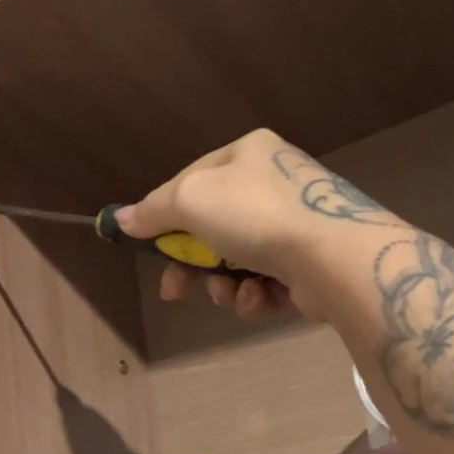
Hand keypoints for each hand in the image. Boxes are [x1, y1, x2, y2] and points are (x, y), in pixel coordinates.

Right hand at [114, 128, 400, 320]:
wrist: (332, 256)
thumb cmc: (255, 215)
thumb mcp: (191, 200)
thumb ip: (153, 210)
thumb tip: (121, 219)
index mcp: (247, 154)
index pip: (191, 182)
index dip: (164, 217)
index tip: (146, 247)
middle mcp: (273, 184)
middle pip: (212, 229)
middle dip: (190, 264)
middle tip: (174, 290)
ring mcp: (295, 226)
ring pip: (237, 263)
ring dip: (223, 285)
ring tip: (228, 293)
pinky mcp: (310, 266)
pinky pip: (266, 284)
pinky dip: (255, 296)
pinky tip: (258, 298)